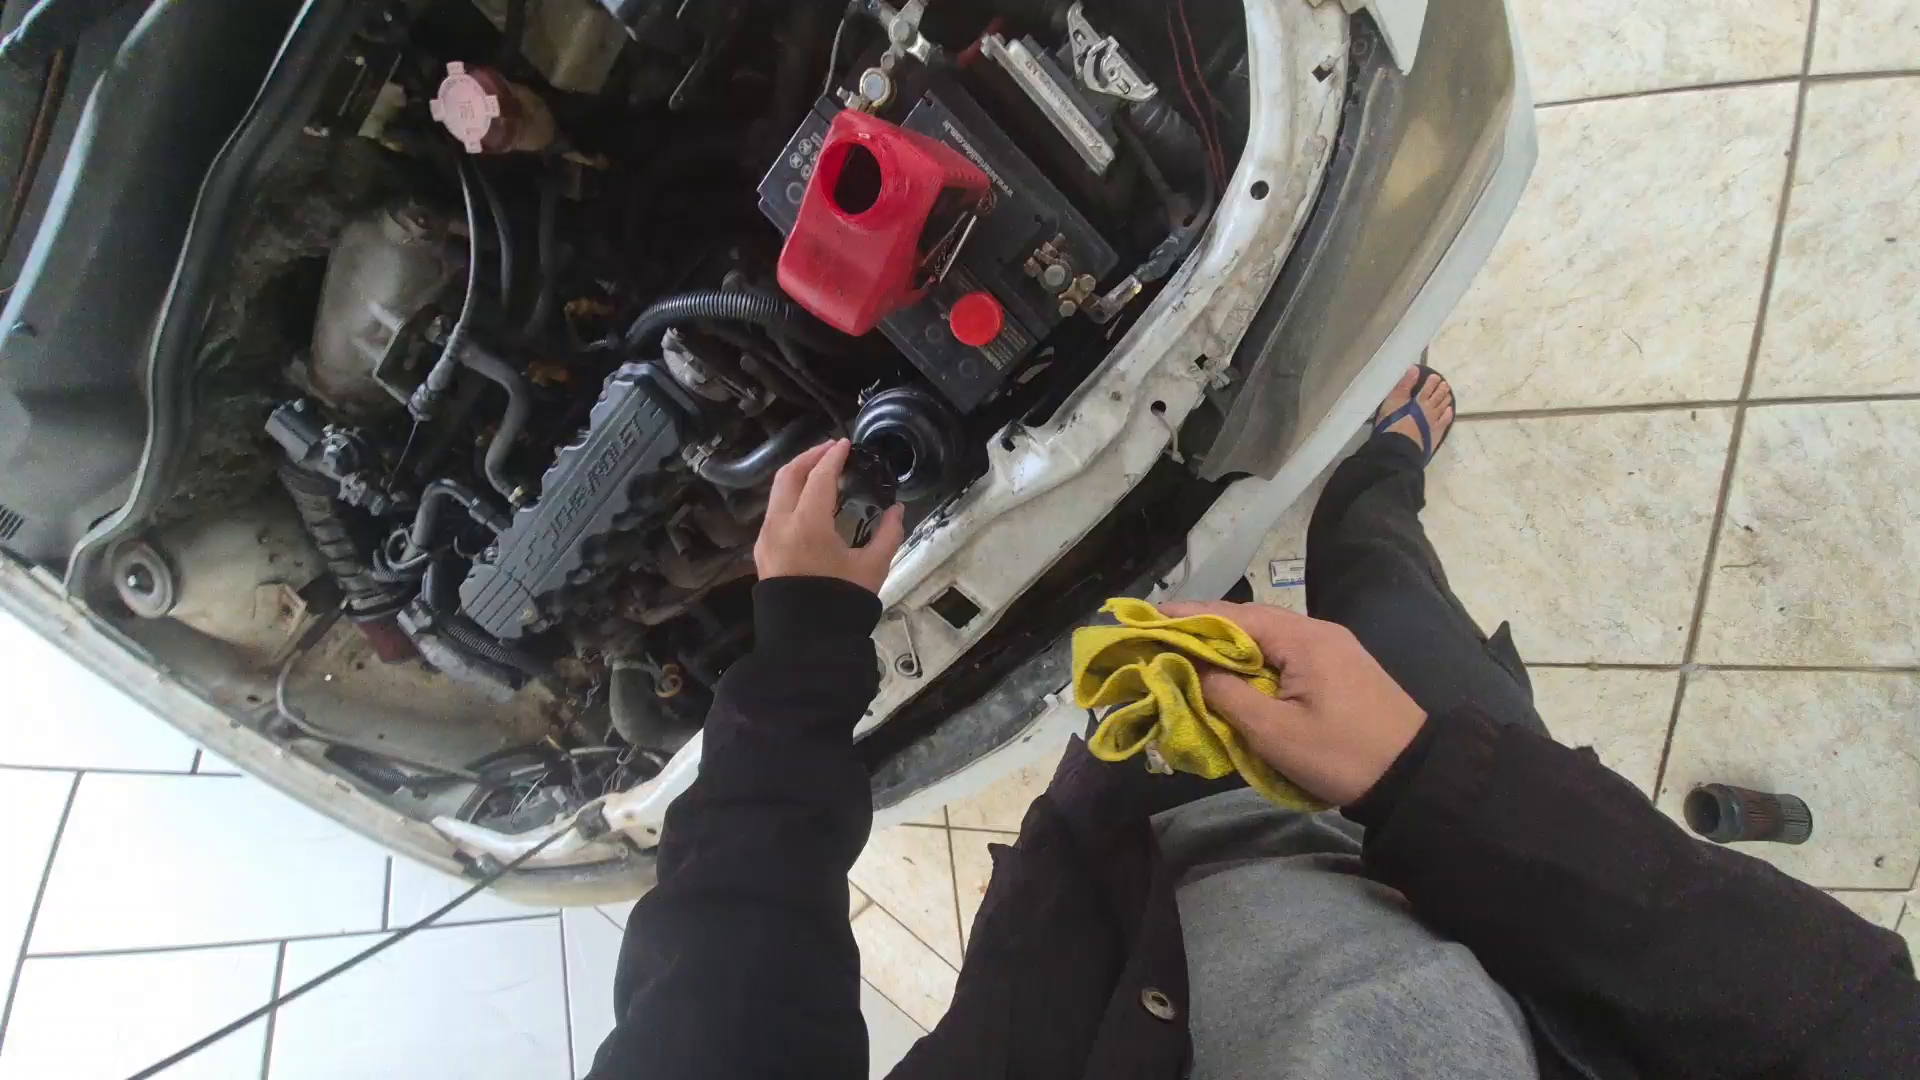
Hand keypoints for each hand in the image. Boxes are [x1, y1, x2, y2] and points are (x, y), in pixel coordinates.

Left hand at [754, 439, 906, 594]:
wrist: (806, 641)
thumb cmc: (841, 602)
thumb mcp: (872, 568)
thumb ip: (887, 534)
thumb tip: (897, 511)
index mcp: (808, 524)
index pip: (820, 477)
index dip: (834, 457)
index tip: (845, 444)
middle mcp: (780, 525)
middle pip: (789, 475)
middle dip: (810, 458)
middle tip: (831, 451)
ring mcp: (767, 538)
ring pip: (777, 492)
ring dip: (798, 476)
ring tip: (821, 472)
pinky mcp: (763, 551)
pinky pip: (775, 511)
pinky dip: (791, 496)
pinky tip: (810, 502)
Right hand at [1159, 601, 1426, 804]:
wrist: (1419, 778)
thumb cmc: (1342, 755)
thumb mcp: (1274, 732)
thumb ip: (1226, 694)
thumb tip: (1192, 668)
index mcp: (1302, 639)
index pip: (1233, 615)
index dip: (1188, 615)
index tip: (1148, 614)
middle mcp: (1316, 630)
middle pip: (1248, 616)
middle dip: (1202, 623)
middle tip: (1160, 629)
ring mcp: (1331, 645)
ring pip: (1265, 631)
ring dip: (1226, 637)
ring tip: (1187, 644)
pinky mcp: (1337, 664)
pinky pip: (1282, 647)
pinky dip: (1250, 651)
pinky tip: (1232, 663)